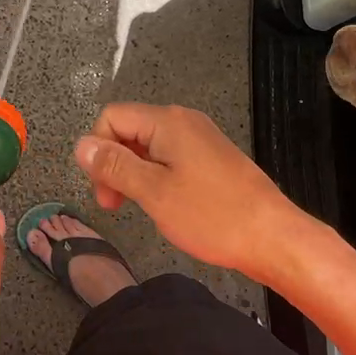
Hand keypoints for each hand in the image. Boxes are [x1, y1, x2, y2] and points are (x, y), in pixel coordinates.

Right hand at [74, 103, 298, 277]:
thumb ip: (115, 167)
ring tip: (141, 209)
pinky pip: (170, 157)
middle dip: (115, 164)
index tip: (103, 191)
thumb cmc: (213, 215)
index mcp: (167, 121)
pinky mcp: (212, 157)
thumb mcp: (154, 193)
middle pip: (130, 129)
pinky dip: (157, 177)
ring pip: (150, 145)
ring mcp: (200, 138)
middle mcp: (182, 120)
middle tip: (115, 206)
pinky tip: (166, 205)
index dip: (99, 150)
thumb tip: (80, 145)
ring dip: (135, 174)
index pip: (112, 117)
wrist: (275, 238)